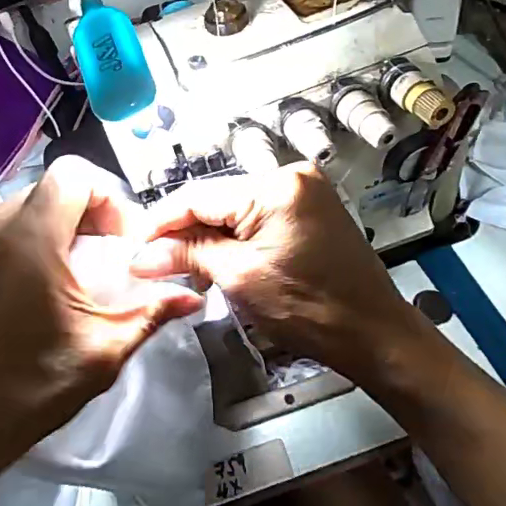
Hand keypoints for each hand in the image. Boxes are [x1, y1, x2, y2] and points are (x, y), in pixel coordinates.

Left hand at [0, 156, 203, 488]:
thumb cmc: (28, 388)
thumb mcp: (102, 351)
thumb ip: (150, 313)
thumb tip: (192, 298)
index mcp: (28, 241)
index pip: (74, 176)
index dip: (109, 197)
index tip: (122, 241)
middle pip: (52, 188)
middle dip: (90, 212)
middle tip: (110, 255)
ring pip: (26, 206)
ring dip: (61, 225)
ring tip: (78, 271)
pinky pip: (1, 228)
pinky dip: (31, 239)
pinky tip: (43, 284)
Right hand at [130, 164, 434, 387]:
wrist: (371, 330)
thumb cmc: (308, 308)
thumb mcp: (240, 279)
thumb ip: (189, 255)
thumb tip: (142, 255)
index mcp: (276, 186)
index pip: (200, 195)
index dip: (161, 222)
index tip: (134, 247)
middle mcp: (292, 174)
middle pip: (219, 198)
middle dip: (185, 230)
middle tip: (153, 261)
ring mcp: (306, 189)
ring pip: (238, 207)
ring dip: (209, 234)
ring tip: (181, 263)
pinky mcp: (312, 207)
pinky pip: (261, 214)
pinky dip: (237, 235)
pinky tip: (218, 257)